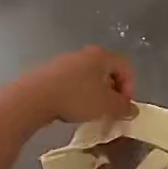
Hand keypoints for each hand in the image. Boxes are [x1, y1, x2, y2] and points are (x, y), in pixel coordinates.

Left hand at [13, 47, 135, 126]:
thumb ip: (124, 108)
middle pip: (106, 72)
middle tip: (111, 111)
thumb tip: (133, 109)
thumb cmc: (77, 97)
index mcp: (101, 56)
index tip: (125, 107)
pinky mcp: (50, 74)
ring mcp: (65, 62)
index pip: (125, 67)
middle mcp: (84, 54)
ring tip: (91, 113)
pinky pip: (72, 84)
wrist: (35, 97)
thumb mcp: (107, 106)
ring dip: (95, 95)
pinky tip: (72, 110)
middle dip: (112, 93)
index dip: (130, 88)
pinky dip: (78, 96)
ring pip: (88, 79)